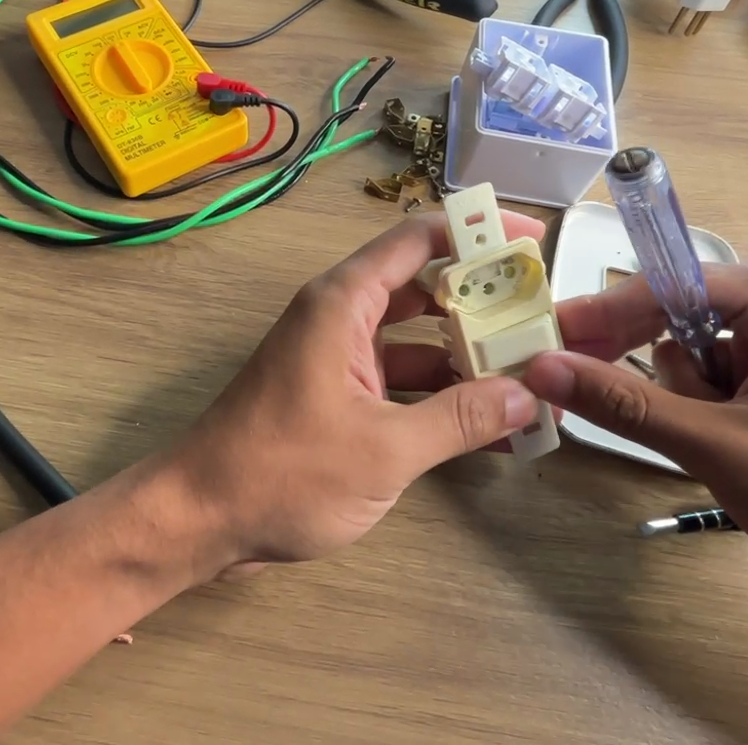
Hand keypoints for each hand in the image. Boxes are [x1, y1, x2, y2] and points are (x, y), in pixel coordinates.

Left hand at [162, 212, 549, 570]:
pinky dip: (438, 391)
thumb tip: (527, 395)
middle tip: (547, 314)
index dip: (476, 230)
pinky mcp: (335, 394)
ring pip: (414, 335)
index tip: (532, 240)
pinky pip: (398, 377)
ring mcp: (336, 356)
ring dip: (466, 351)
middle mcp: (339, 317)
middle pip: (422, 285)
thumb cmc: (283, 472)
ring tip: (532, 368)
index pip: (417, 238)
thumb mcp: (383, 448)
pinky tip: (489, 419)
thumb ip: (459, 419)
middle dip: (483, 298)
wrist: (201, 517)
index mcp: (343, 302)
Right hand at [525, 265, 747, 629]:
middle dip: (656, 367)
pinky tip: (728, 456)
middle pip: (686, 322)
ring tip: (717, 450)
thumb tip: (540, 366)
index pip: (676, 285)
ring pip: (703, 360)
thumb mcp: (719, 448)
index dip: (608, 310)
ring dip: (689, 404)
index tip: (550, 333)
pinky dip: (710, 419)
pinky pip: (729, 389)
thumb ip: (623, 402)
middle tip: (587, 388)